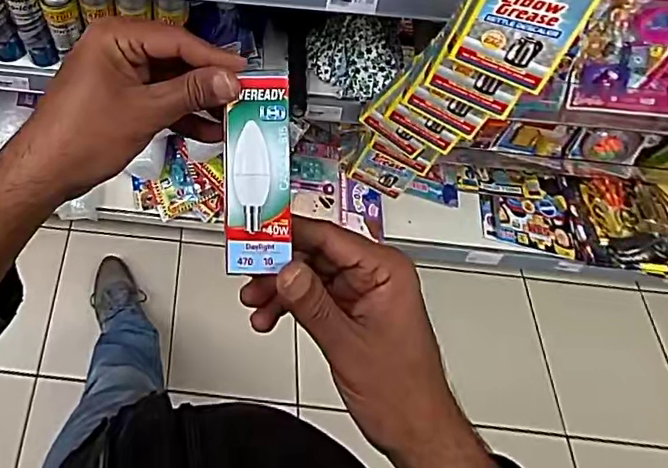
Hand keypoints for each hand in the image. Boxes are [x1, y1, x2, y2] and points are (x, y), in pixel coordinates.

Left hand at [0, 18, 243, 204]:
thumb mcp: (144, 111)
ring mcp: (117, 72)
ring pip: (168, 80)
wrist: (41, 174)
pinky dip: (178, 113)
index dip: (212, 56)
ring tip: (227, 116)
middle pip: (174, 59)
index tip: (240, 69)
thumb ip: (190, 92)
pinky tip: (204, 130)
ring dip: (196, 100)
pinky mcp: (119, 95)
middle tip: (238, 93)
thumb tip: (227, 80)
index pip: (176, 39)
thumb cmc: (78, 137)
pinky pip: (156, 97)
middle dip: (206, 81)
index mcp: (115, 37)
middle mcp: (116, 47)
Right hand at [241, 217, 491, 467]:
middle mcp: (374, 272)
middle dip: (279, 264)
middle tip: (249, 269)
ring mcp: (361, 289)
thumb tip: (286, 269)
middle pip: (315, 251)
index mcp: (385, 269)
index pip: (329, 236)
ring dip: (279, 286)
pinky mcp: (350, 305)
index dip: (290, 232)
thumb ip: (313, 304)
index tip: (260, 231)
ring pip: (309, 272)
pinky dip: (289, 303)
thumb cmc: (405, 395)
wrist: (418, 435)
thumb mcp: (349, 346)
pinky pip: (312, 292)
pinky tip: (269, 315)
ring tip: (255, 300)